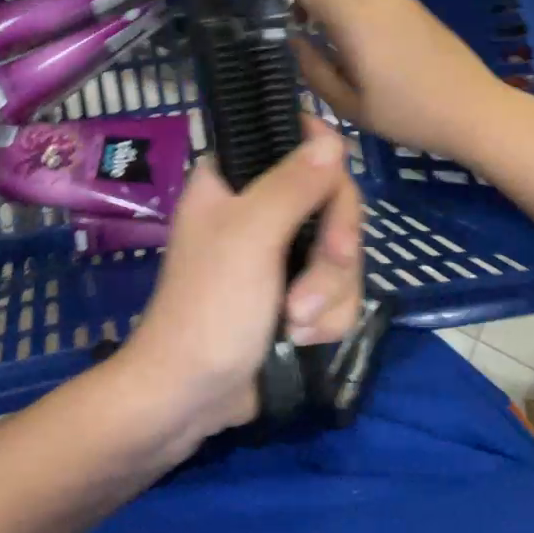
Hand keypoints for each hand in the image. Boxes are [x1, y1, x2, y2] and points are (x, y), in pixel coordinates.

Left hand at [117, 118, 362, 443]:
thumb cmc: (209, 307)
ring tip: (294, 323)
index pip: (295, 143)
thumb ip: (292, 185)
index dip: (324, 164)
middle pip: (334, 203)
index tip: (333, 196)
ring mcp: (281, 251)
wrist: (191, 394)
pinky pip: (340, 289)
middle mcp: (259, 207)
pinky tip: (300, 339)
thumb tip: (332, 137)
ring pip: (342, 252)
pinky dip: (327, 317)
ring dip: (327, 295)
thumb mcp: (250, 237)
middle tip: (306, 290)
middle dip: (331, 255)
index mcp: (233, 180)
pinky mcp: (297, 291)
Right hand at [286, 0, 513, 162]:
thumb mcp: (348, 105)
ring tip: (321, 27)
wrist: (474, 112)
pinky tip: (351, 32)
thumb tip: (293, 40)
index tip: (272, 11)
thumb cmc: (407, 114)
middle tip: (294, 19)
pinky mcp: (411, 4)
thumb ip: (312, 68)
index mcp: (352, 17)